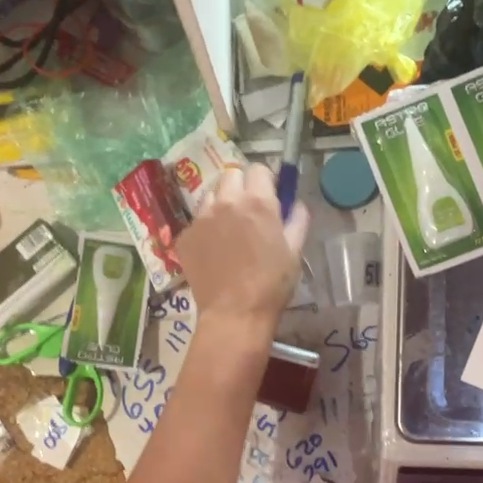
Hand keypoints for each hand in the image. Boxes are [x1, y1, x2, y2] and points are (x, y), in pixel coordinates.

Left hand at [177, 164, 309, 336]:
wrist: (235, 314)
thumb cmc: (271, 284)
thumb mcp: (294, 251)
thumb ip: (297, 220)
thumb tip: (296, 204)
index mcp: (258, 201)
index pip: (259, 168)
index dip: (266, 181)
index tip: (270, 196)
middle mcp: (226, 201)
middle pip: (231, 175)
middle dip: (241, 186)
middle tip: (248, 211)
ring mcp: (201, 218)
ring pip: (211, 196)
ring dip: (221, 204)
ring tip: (228, 229)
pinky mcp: (185, 237)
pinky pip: (196, 222)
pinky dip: (205, 229)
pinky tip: (213, 250)